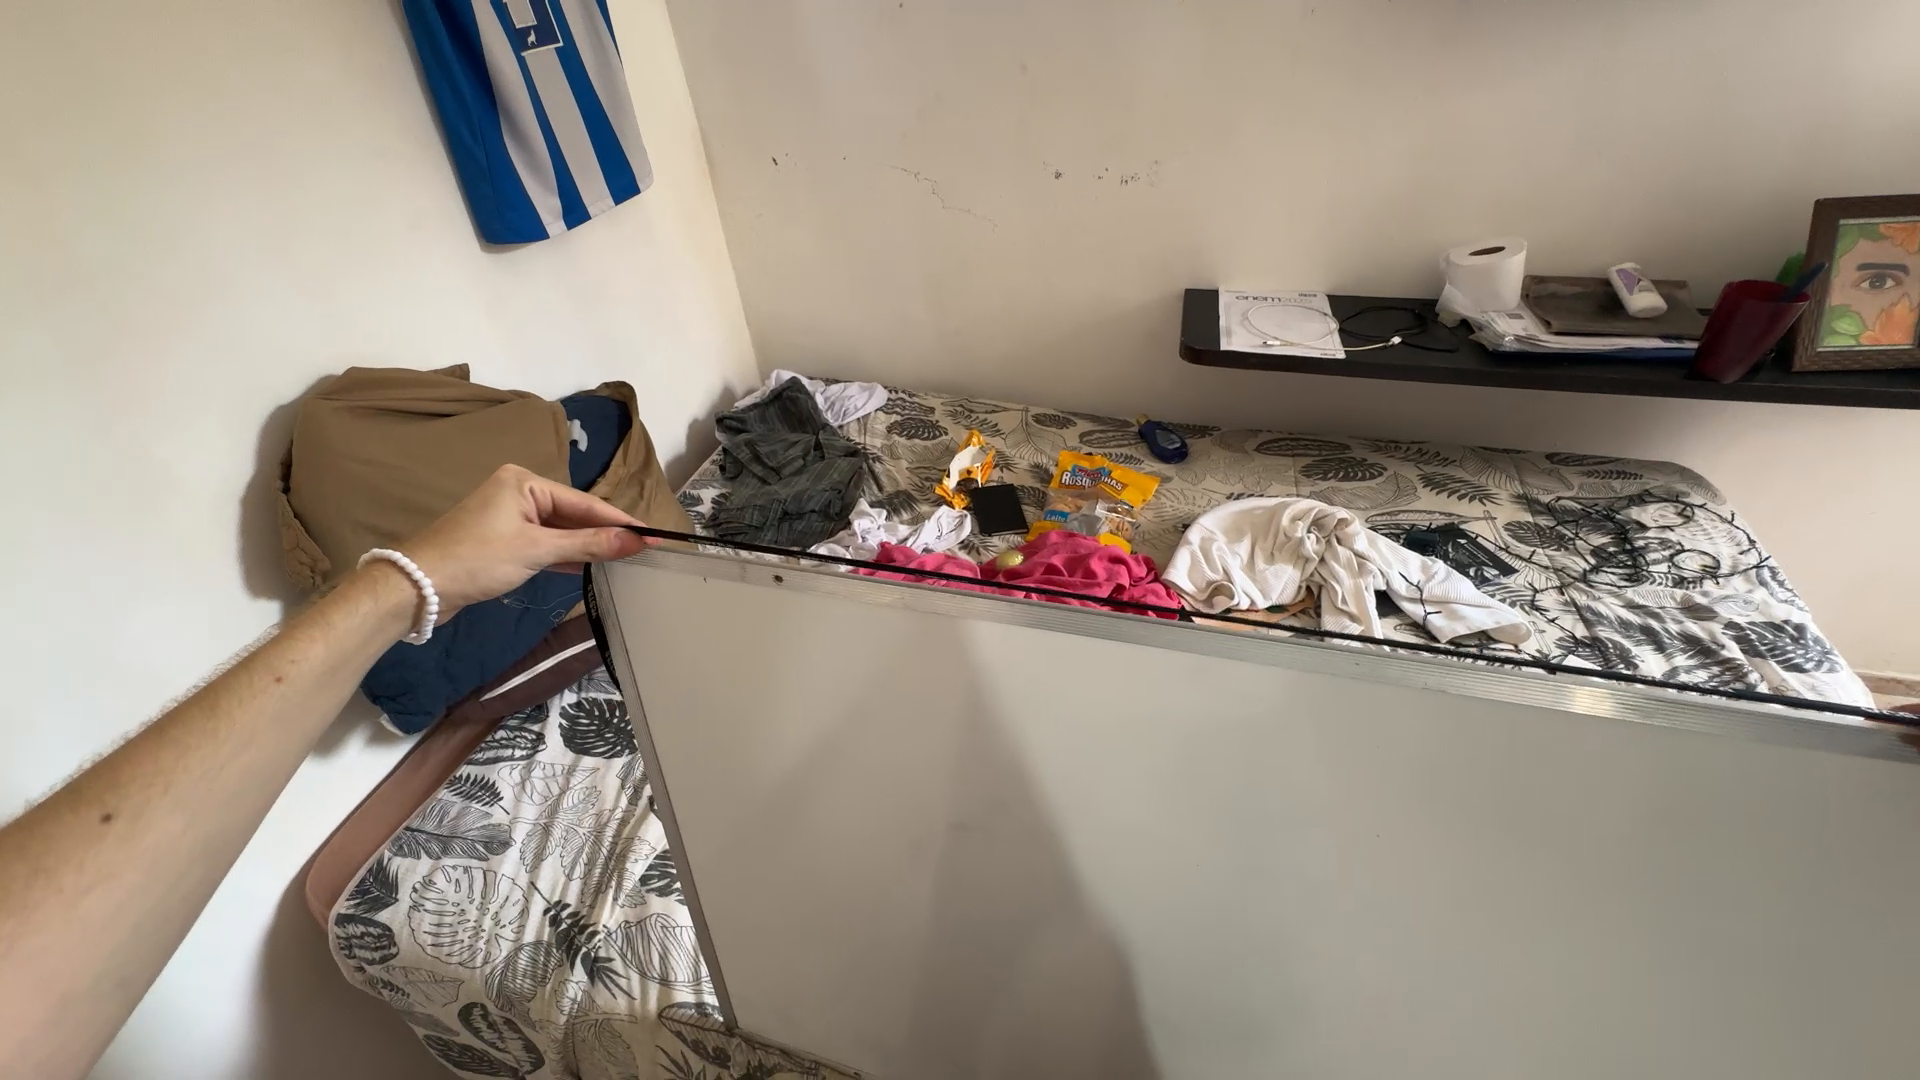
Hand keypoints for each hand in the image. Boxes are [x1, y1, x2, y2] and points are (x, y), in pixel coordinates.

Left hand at [394, 464, 648, 619]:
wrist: (414, 588)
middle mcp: (518, 491)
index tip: (654, 535)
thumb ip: (589, 544)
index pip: (585, 502)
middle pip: (576, 514)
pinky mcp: (505, 539)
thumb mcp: (538, 550)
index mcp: (524, 481)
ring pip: (563, 530)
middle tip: (645, 549)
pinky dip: (568, 554)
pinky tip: (592, 565)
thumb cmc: (476, 559)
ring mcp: (510, 516)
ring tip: (627, 558)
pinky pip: (548, 543)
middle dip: (607, 533)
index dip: (621, 521)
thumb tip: (636, 541)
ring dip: (589, 546)